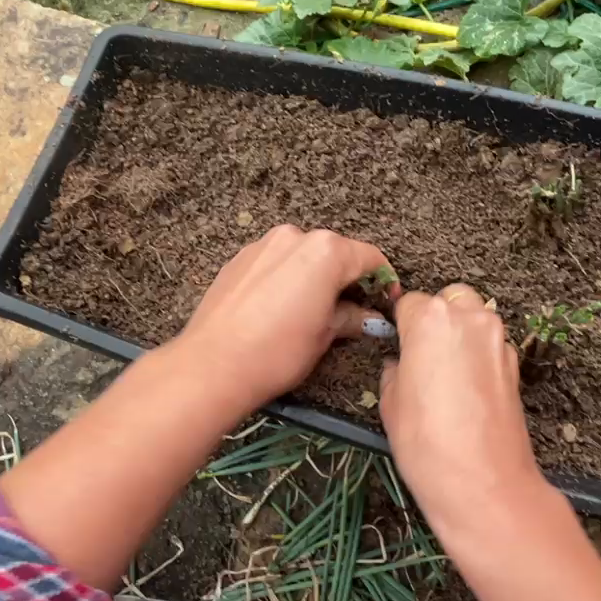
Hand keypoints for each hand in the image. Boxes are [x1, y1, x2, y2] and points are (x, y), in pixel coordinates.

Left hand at [167, 225, 393, 406]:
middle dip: (346, 278)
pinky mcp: (240, 258)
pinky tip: (280, 307)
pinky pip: (275, 262)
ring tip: (312, 310)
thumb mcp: (325, 336)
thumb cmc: (277, 351)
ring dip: (314, 276)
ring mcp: (263, 244)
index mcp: (326, 251)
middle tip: (351, 310)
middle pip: (335, 252)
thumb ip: (350, 317)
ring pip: (302, 255)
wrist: (213, 363)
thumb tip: (368, 317)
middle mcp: (295, 237)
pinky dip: (286, 277)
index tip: (387, 300)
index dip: (384, 279)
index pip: (369, 257)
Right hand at [380, 284, 546, 524]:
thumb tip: (400, 364)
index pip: (408, 302)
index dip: (400, 325)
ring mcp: (497, 340)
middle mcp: (469, 318)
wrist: (485, 484)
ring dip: (460, 334)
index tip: (397, 346)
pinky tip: (466, 389)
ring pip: (475, 318)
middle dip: (435, 319)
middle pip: (449, 300)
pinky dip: (478, 356)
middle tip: (421, 355)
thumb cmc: (428, 443)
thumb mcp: (391, 403)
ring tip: (445, 373)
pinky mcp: (515, 365)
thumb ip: (395, 370)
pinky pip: (491, 345)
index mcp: (430, 319)